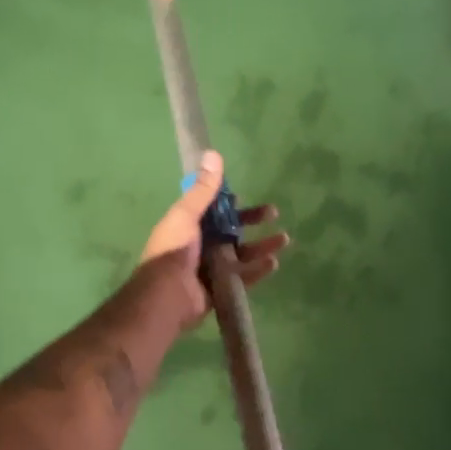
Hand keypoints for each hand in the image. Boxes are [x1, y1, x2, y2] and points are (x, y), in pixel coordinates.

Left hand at [140, 150, 289, 323]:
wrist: (166, 296)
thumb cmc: (174, 250)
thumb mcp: (187, 214)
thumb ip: (203, 189)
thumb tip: (213, 153)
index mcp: (190, 224)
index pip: (214, 208)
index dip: (231, 202)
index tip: (247, 196)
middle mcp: (201, 243)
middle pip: (232, 229)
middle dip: (253, 221)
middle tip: (274, 213)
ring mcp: (212, 267)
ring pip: (243, 252)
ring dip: (262, 245)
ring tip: (284, 239)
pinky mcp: (221, 288)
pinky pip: (244, 276)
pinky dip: (258, 269)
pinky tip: (273, 263)